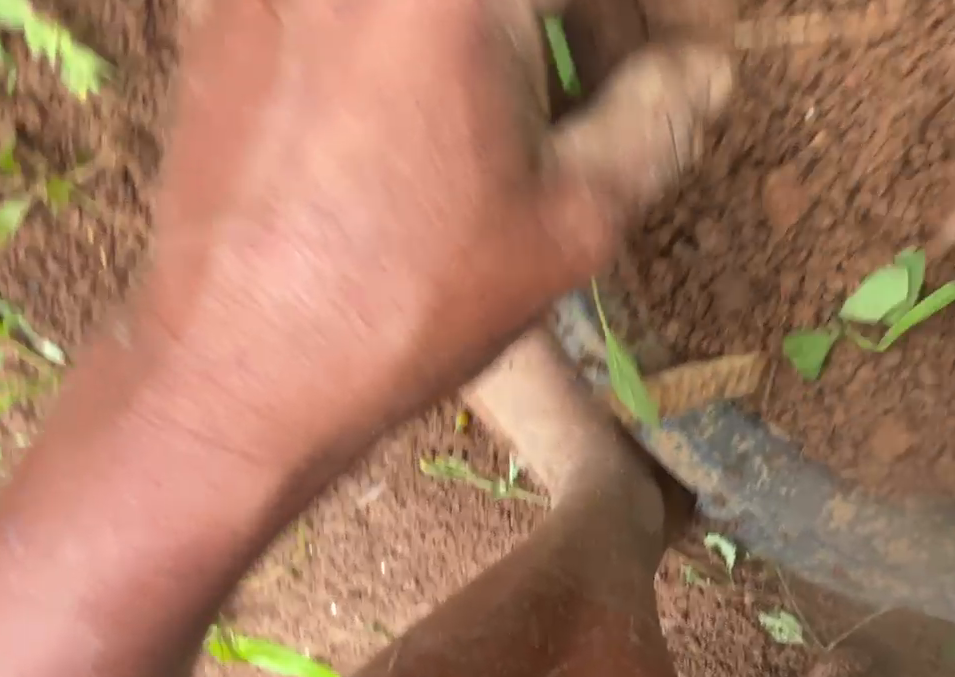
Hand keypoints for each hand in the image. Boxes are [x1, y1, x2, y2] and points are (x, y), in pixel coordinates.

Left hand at [109, 0, 730, 486]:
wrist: (246, 362)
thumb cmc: (424, 299)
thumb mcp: (575, 222)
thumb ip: (658, 122)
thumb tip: (708, 69)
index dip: (663, 17)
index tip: (693, 62)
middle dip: (595, 20)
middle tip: (625, 99)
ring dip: (522, 31)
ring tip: (538, 123)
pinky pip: (381, 7)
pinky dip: (440, 38)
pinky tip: (449, 120)